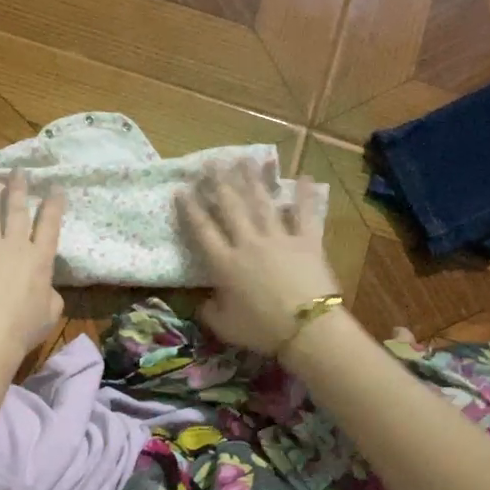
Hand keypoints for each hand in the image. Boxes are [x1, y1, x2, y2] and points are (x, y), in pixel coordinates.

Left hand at [0, 171, 64, 355]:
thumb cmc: (22, 327)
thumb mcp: (50, 313)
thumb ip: (50, 295)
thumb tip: (46, 288)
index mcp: (40, 259)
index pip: (50, 225)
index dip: (54, 205)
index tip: (55, 188)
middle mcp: (15, 244)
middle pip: (17, 210)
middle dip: (18, 189)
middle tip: (18, 171)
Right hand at [177, 160, 337, 354]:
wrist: (306, 329)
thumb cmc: (262, 331)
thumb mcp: (224, 326)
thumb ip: (209, 310)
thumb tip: (202, 302)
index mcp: (224, 264)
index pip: (202, 230)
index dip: (190, 209)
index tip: (182, 189)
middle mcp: (248, 243)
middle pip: (230, 207)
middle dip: (219, 182)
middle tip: (212, 162)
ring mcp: (279, 239)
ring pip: (262, 203)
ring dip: (252, 179)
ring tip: (245, 159)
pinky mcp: (307, 241)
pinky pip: (305, 214)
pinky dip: (304, 194)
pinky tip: (303, 176)